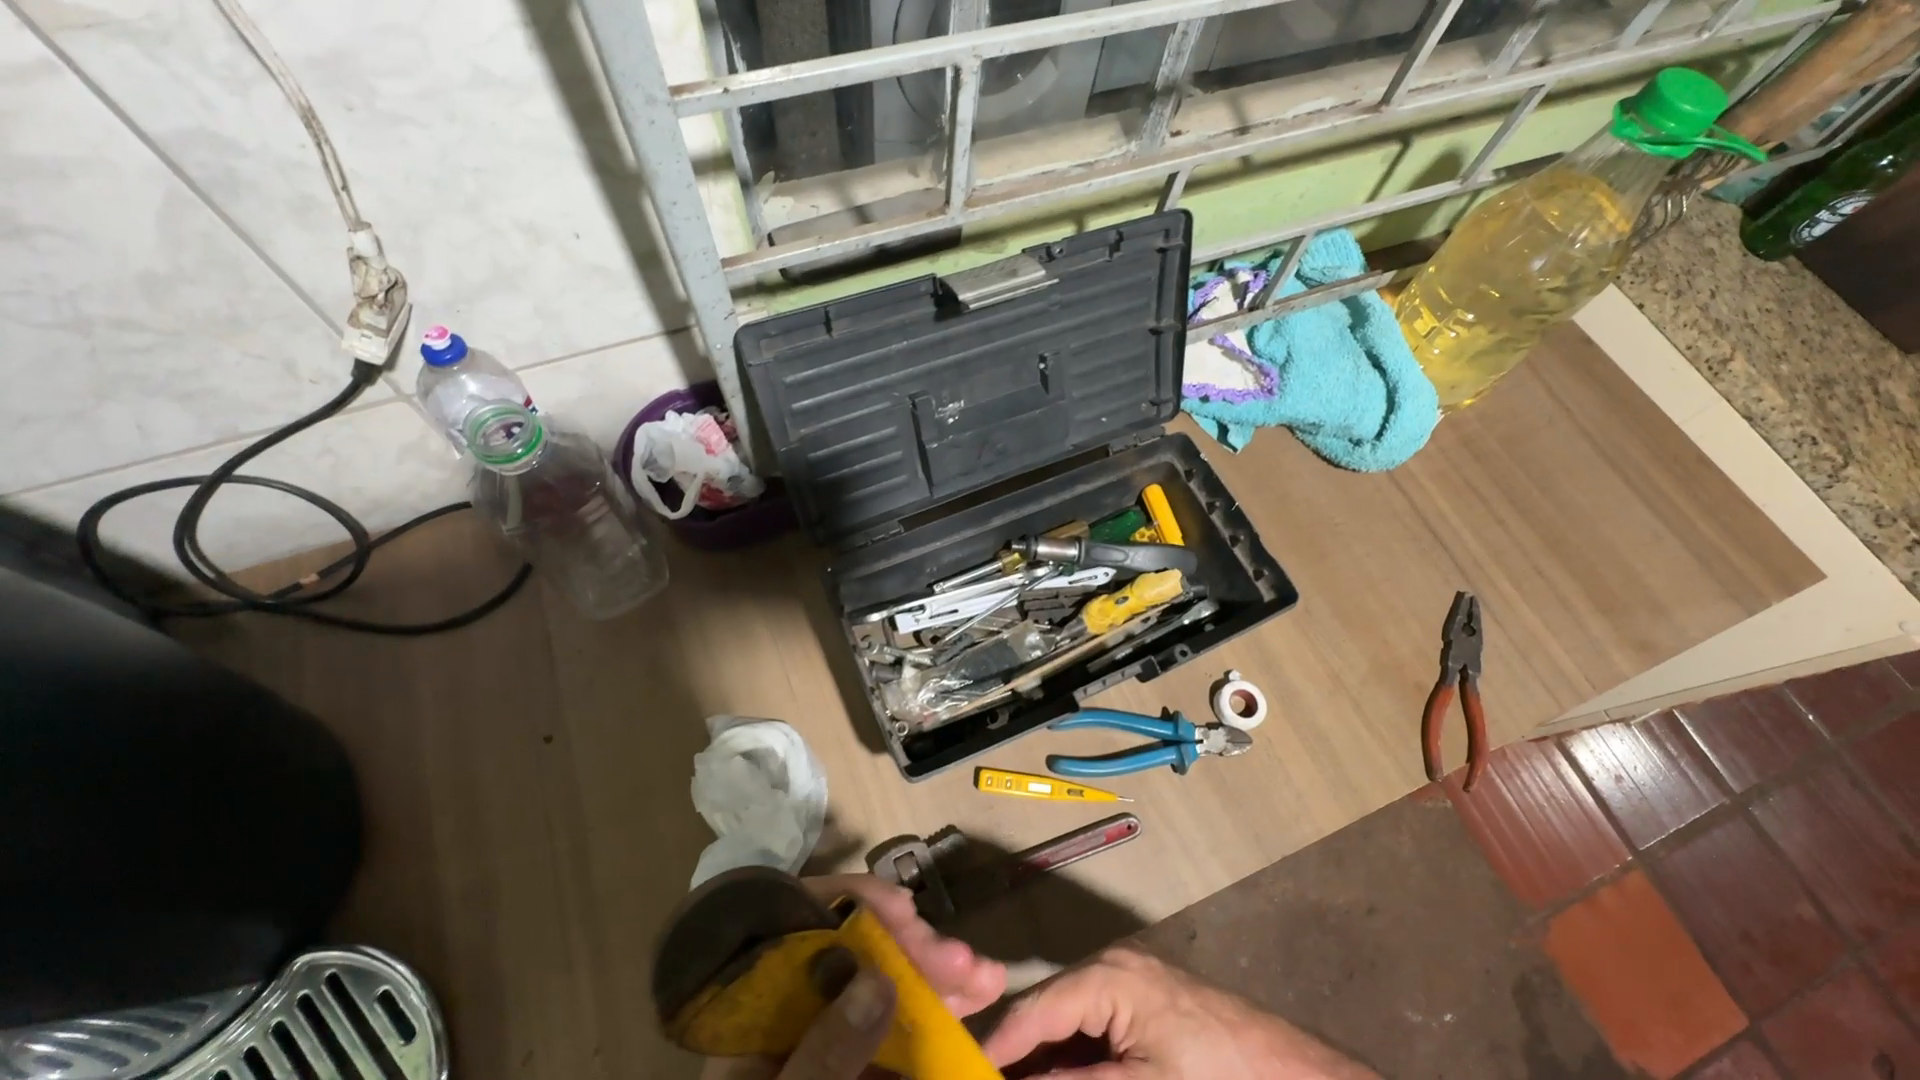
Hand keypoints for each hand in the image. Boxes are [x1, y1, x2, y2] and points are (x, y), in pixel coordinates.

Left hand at [700, 873, 1008, 1079]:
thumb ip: (824, 1054)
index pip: (793, 923)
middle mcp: (790, 1007)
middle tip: (964, 961)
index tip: (905, 913)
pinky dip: (935, 1009)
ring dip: (935, 971)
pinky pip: (897, 1020)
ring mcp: (827, 1029)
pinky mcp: (859, 1057)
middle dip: (911, 945)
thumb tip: (877, 978)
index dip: (847, 904)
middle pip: (848, 946)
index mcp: (753, 1009)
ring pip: (881, 978)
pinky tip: (971, 1001)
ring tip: (985, 976)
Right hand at [983, 947, 1376, 1079]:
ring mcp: (1129, 980)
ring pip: (1066, 1020)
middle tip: (988, 1072)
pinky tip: (1062, 1073)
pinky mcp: (1144, 1000)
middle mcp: (1111, 966)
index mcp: (1108, 976)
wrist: (1295, 1075)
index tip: (960, 1073)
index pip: (1033, 1011)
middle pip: (1046, 1011)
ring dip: (1045, 1056)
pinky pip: (1092, 1025)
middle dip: (1018, 1054)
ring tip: (1018, 1071)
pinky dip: (1074, 1054)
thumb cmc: (1217, 1075)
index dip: (996, 1048)